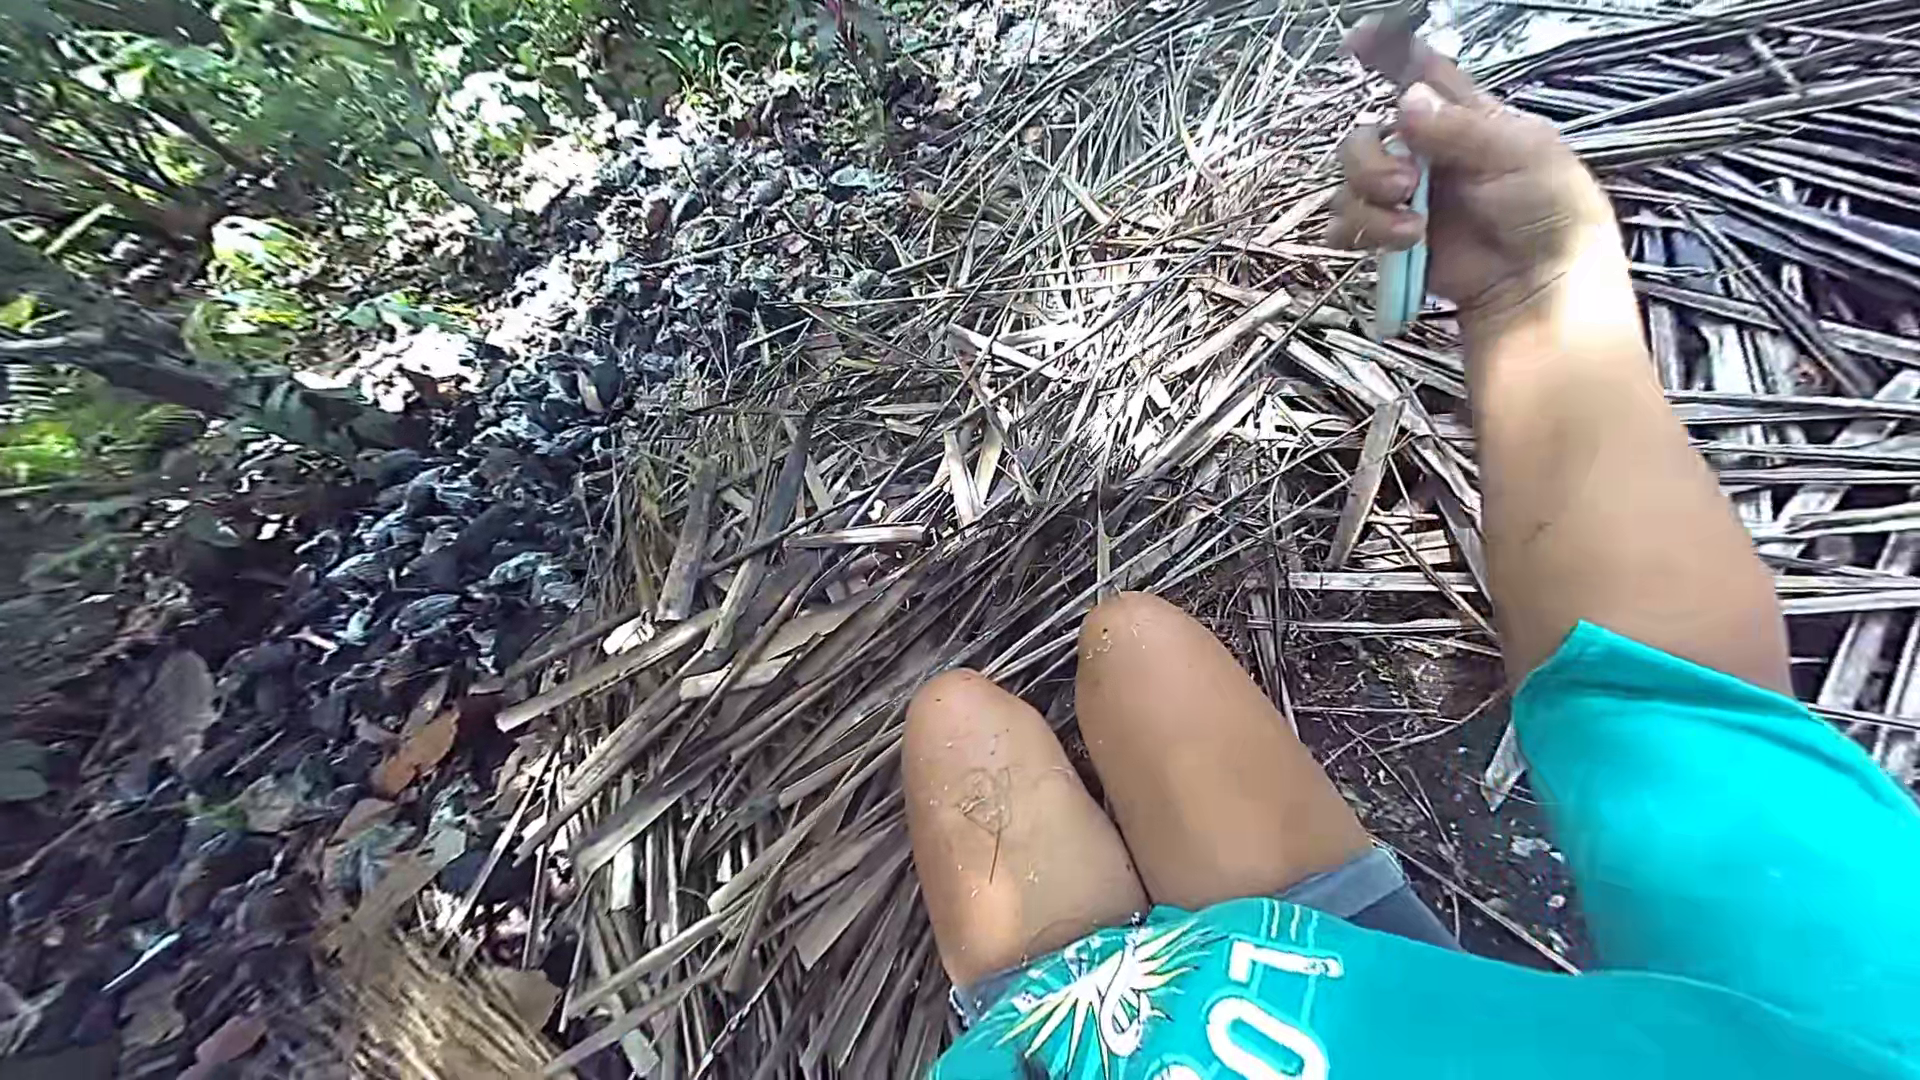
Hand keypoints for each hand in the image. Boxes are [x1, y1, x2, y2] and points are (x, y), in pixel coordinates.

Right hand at [1325, 21, 1625, 334]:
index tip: (1355, 41)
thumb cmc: (1543, 208)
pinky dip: (1362, 235)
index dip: (1386, 50)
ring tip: (1413, 230)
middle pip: (1361, 139)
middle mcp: (1419, 154)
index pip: (1417, 71)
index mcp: (1459, 118)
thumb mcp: (1518, 153)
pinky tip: (1398, 244)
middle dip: (1371, 164)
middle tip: (1404, 187)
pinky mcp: (1382, 238)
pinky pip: (1344, 228)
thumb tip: (1405, 102)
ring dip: (1372, 209)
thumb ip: (1459, 129)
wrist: (1528, 279)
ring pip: (1347, 188)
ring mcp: (1397, 199)